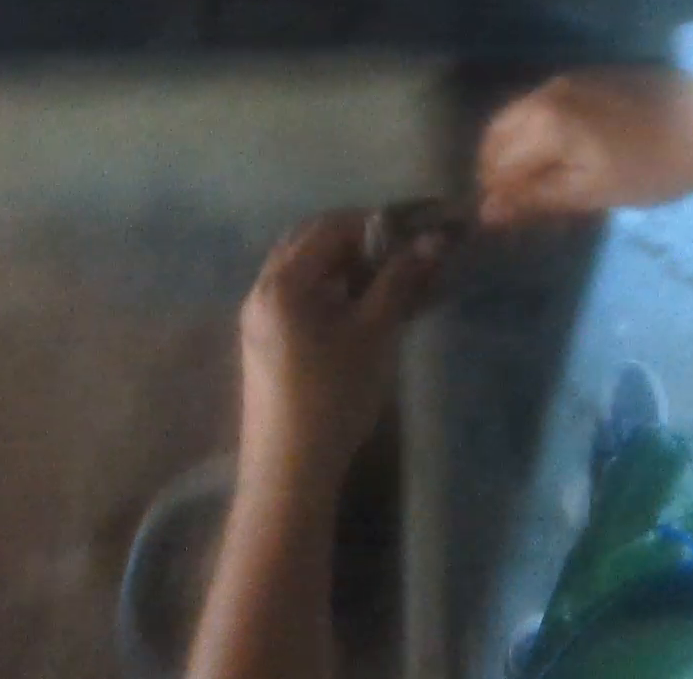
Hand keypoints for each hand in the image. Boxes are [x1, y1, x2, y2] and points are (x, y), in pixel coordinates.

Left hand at [238, 211, 446, 475]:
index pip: (330, 227)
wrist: (290, 469)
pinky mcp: (264, 339)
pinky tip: (357, 304)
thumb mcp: (375, 331)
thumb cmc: (335, 394)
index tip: (413, 231)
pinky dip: (328, 284)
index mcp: (284, 283)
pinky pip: (296, 291)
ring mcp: (258, 316)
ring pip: (302, 267)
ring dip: (341, 260)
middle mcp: (262, 290)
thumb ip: (401, 279)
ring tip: (383, 275)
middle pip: (309, 241)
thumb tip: (434, 239)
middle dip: (356, 237)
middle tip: (398, 250)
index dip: (375, 222)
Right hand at [477, 70, 692, 224]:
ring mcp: (574, 78)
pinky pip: (550, 104)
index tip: (500, 221)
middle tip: (515, 203)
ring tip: (538, 183)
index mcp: (545, 119)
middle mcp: (550, 90)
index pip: (498, 160)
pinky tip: (563, 154)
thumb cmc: (656, 166)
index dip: (494, 193)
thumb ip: (537, 198)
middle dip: (499, 168)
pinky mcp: (597, 76)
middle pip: (503, 130)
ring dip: (520, 149)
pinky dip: (542, 131)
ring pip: (525, 115)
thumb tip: (488, 212)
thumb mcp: (594, 191)